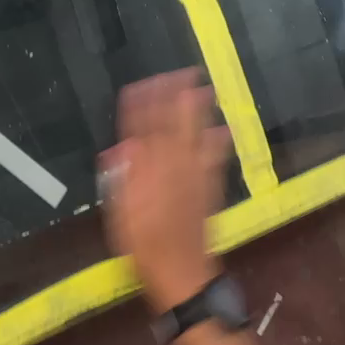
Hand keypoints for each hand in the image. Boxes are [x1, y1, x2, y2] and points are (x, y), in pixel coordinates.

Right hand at [99, 71, 231, 312]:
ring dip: (199, 113)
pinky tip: (223, 128)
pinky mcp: (209, 188)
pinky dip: (218, 142)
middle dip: (173, 100)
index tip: (137, 87)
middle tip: (178, 73)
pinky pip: (215, 159)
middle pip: (172, 127)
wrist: (181, 271)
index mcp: (147, 173)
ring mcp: (195, 177)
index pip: (141, 133)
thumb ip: (123, 179)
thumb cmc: (143, 247)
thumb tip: (124, 146)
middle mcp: (173, 169)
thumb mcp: (121, 215)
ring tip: (202, 88)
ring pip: (196, 136)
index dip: (139, 109)